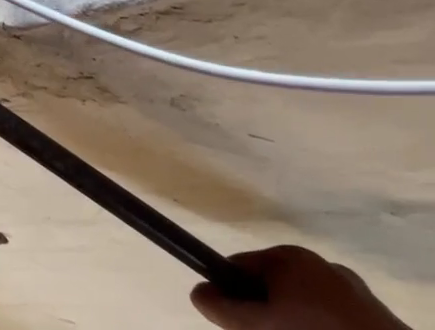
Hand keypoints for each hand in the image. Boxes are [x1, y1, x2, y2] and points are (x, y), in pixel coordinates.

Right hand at [192, 247, 409, 329]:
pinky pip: (333, 316)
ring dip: (294, 321)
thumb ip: (219, 306)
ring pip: (304, 304)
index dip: (233, 294)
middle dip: (266, 311)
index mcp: (290, 257)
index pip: (238, 267)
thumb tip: (199, 292)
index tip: (242, 320)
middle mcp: (321, 265)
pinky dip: (322, 328)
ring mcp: (355, 291)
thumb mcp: (257, 325)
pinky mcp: (378, 316)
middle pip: (272, 286)